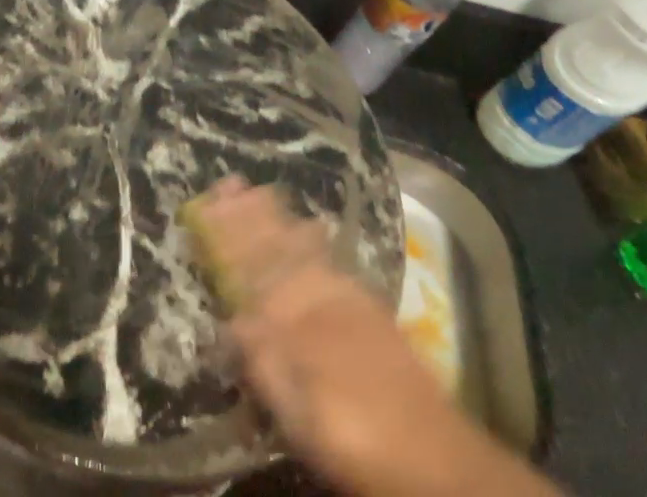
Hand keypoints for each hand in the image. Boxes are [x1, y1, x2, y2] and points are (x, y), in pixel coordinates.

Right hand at [192, 180, 557, 496]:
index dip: (227, 238)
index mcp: (297, 323)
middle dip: (251, 218)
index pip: (250, 269)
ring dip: (280, 221)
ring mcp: (351, 304)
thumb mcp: (299, 414)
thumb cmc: (355, 440)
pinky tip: (312, 230)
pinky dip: (315, 242)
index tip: (207, 206)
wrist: (440, 461)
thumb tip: (231, 319)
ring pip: (305, 252)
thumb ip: (265, 361)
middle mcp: (322, 301)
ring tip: (262, 193)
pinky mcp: (373, 316)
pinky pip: (332, 263)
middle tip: (231, 185)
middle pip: (278, 251)